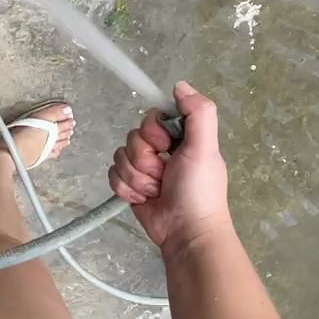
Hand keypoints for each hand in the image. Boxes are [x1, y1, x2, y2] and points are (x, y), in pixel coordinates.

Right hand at [108, 81, 231, 258]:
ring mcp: (144, 169)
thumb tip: (179, 85)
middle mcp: (161, 150)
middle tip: (164, 175)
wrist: (186, 233)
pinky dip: (127, 189)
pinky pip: (113, 175)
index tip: (166, 147)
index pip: (151, 118)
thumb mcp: (205, 149)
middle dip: (145, 160)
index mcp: (179, 137)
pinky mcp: (130, 186)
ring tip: (156, 192)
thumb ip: (198, 114)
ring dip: (137, 178)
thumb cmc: (199, 190)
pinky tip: (144, 200)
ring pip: (120, 157)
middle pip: (132, 138)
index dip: (152, 132)